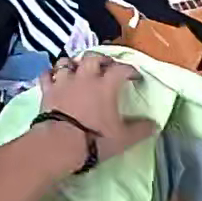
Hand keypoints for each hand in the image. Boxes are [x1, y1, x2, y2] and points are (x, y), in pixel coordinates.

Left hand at [36, 54, 158, 166]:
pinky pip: (46, 75)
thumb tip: (155, 125)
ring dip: (73, 63)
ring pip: (67, 61)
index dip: (130, 70)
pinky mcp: (47, 90)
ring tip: (77, 69)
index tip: (135, 76)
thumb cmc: (95, 139)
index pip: (121, 69)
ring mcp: (64, 81)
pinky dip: (50, 74)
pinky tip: (53, 77)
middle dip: (101, 59)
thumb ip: (140, 129)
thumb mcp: (124, 138)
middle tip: (106, 66)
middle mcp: (85, 77)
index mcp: (106, 85)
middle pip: (93, 57)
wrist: (60, 143)